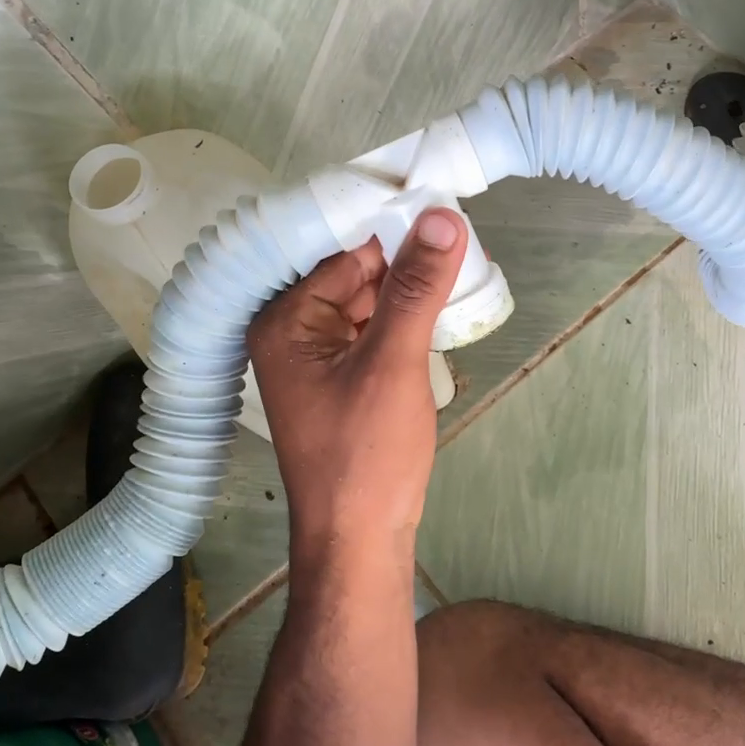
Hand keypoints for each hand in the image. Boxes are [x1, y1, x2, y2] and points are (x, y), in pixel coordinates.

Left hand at [246, 208, 467, 553]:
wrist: (360, 540)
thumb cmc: (367, 452)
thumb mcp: (394, 361)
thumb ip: (417, 288)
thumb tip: (442, 217)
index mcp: (284, 321)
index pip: (342, 253)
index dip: (391, 229)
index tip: (441, 206)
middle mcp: (292, 333)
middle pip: (352, 274)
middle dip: (403, 260)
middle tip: (460, 234)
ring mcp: (316, 359)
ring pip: (366, 303)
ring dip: (407, 290)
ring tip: (460, 265)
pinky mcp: (341, 381)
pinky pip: (372, 331)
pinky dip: (402, 321)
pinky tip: (438, 311)